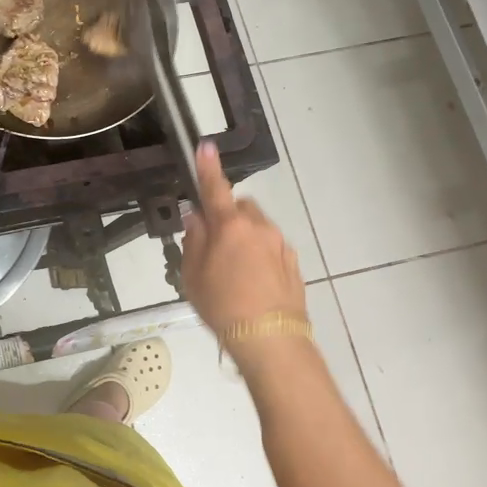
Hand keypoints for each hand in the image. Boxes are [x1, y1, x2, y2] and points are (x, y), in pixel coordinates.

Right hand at [180, 141, 307, 359]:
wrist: (271, 340)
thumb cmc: (223, 306)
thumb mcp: (192, 276)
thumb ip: (193, 241)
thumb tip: (197, 218)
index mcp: (230, 226)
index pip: (215, 188)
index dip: (208, 167)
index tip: (205, 146)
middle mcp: (259, 228)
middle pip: (241, 208)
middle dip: (228, 216)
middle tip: (213, 243)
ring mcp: (280, 245)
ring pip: (258, 228)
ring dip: (245, 237)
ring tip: (233, 271)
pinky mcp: (293, 264)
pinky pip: (271, 248)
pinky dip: (259, 255)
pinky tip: (252, 283)